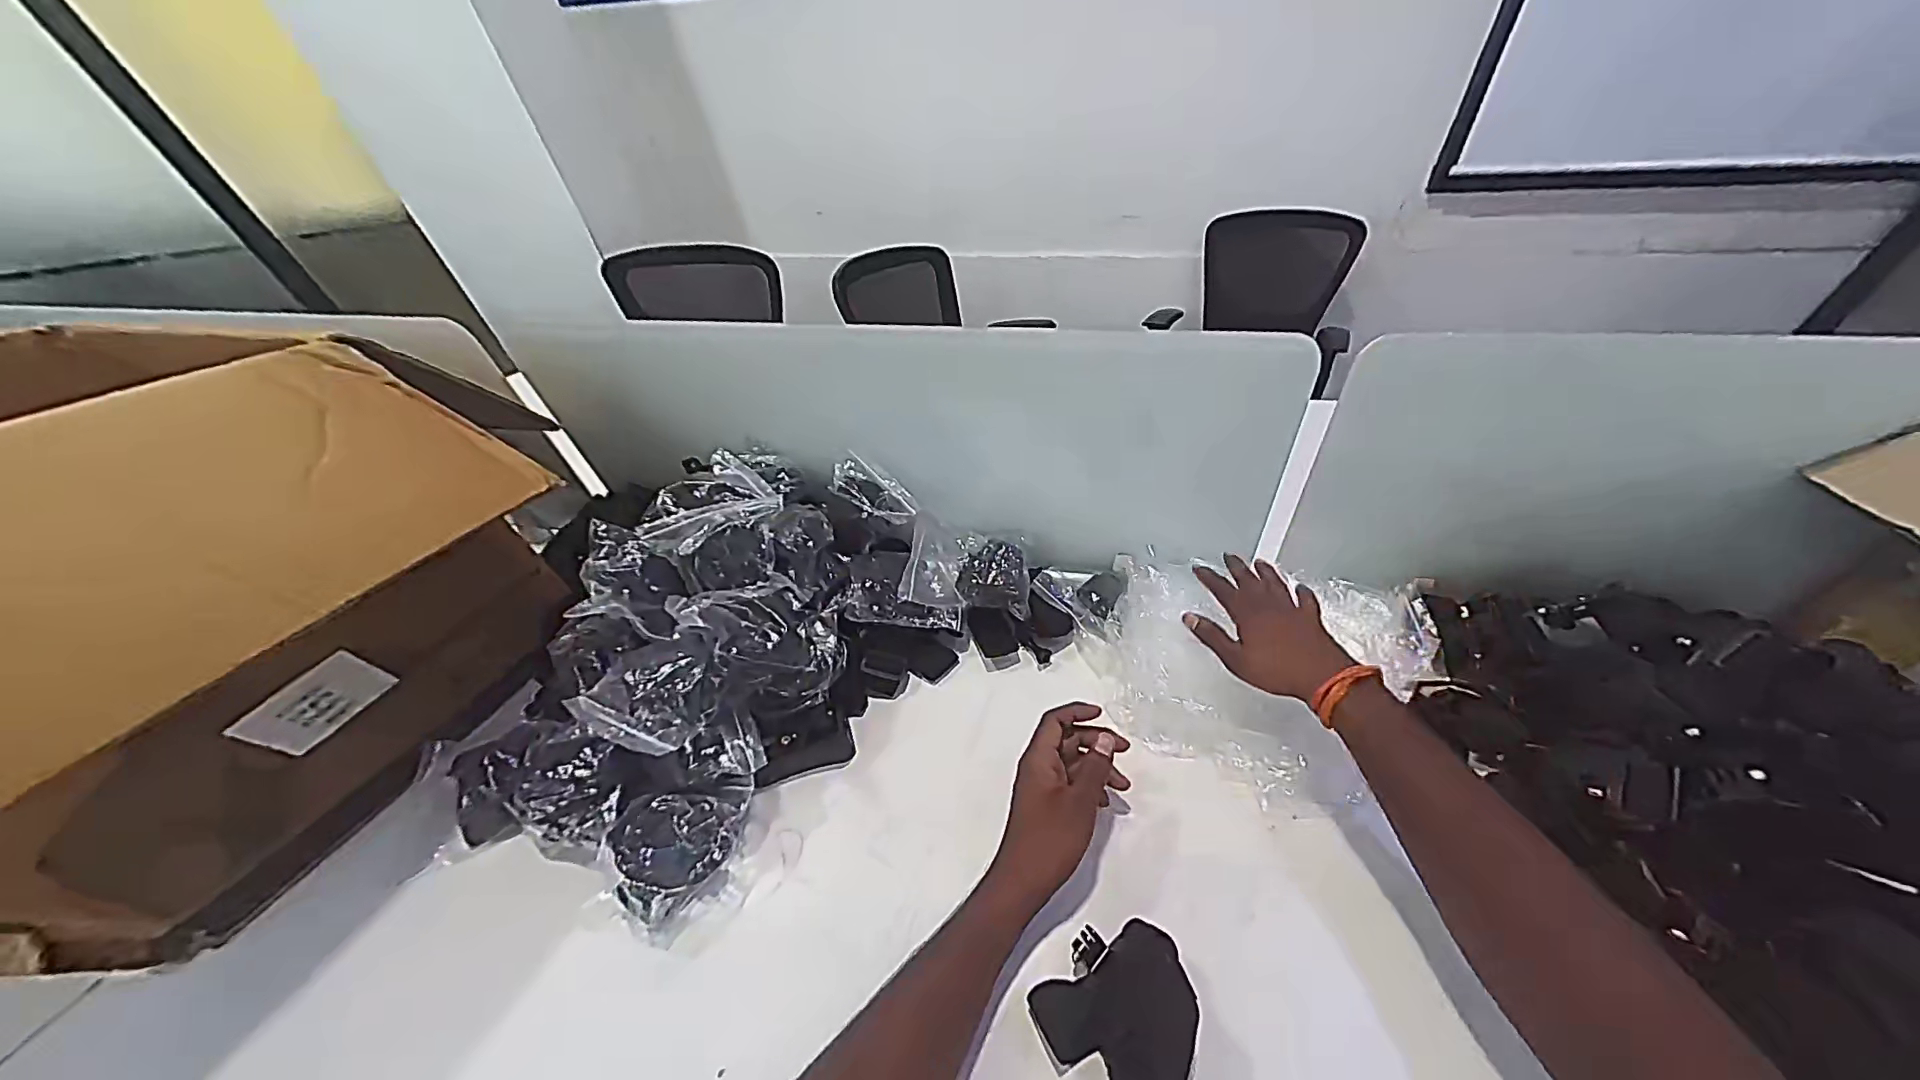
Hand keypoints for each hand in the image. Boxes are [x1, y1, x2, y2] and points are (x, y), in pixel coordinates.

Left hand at [985, 703, 1130, 912]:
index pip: (1055, 721)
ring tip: (1121, 784)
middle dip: (1095, 741)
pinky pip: (1069, 782)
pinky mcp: (1046, 804)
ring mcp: (1040, 787)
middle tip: (1121, 751)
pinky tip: (1105, 801)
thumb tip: (1103, 740)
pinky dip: (1089, 785)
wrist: (1024, 879)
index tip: (1101, 714)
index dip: (1077, 712)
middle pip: (1066, 740)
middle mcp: (1036, 768)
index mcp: (1038, 760)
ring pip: (1071, 763)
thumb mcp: (1080, 800)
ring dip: (1096, 767)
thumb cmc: (1049, 840)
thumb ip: (1094, 767)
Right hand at [1186, 554, 1356, 701]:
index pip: (1223, 590)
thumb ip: (1212, 636)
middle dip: (1236, 567)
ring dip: (1265, 571)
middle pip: (1249, 580)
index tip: (1201, 569)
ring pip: (1275, 583)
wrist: (1321, 676)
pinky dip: (1301, 589)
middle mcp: (1269, 606)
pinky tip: (1300, 586)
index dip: (1210, 578)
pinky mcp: (1310, 617)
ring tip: (1259, 562)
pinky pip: (1304, 597)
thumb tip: (1192, 620)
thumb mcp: (1235, 658)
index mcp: (1248, 614)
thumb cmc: (1279, 670)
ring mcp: (1291, 609)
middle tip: (1228, 557)